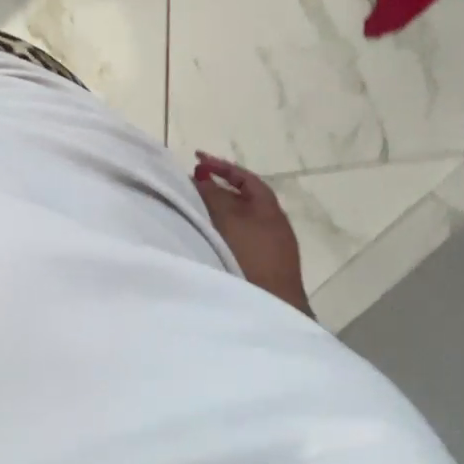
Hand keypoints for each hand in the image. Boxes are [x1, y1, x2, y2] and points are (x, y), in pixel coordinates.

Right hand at [193, 153, 311, 316]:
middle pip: (243, 197)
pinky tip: (206, 235)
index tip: (196, 158)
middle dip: (216, 187)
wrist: (274, 305)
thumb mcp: (227, 217)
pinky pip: (239, 235)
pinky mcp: (264, 265)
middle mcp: (274, 224)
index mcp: (269, 208)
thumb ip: (211, 193)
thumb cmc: (250, 254)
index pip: (246, 178)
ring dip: (217, 209)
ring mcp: (271, 246)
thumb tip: (200, 178)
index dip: (221, 166)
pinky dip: (221, 228)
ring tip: (193, 208)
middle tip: (190, 183)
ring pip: (240, 218)